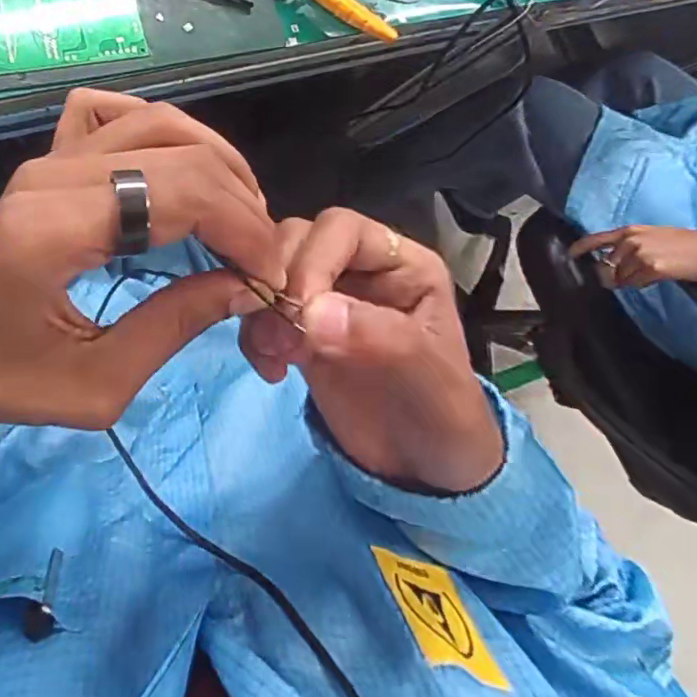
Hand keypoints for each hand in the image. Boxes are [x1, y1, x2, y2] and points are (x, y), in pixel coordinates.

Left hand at [0, 97, 280, 431]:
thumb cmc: (3, 381)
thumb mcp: (97, 384)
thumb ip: (175, 325)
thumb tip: (246, 284)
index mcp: (53, 232)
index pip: (180, 192)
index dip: (243, 228)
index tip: (269, 275)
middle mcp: (47, 176)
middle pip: (176, 150)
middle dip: (238, 200)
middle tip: (258, 254)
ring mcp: (43, 160)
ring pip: (152, 121)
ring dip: (211, 160)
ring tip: (236, 215)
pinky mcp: (43, 161)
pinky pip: (108, 115)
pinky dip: (157, 132)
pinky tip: (175, 171)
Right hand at [239, 209, 503, 493]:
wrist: (422, 468)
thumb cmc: (444, 418)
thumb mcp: (428, 378)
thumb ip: (379, 337)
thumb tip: (312, 311)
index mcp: (399, 263)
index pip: (340, 229)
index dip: (313, 259)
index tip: (302, 312)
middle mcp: (356, 269)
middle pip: (294, 241)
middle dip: (277, 284)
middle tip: (281, 338)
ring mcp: (321, 296)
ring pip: (267, 270)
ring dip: (258, 310)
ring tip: (276, 357)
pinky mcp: (296, 327)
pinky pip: (256, 310)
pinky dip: (252, 336)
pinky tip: (273, 371)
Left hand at [570, 225, 696, 288]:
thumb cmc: (689, 244)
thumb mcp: (654, 236)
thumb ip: (630, 245)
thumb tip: (610, 261)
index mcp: (630, 230)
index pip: (595, 239)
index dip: (580, 248)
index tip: (570, 255)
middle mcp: (630, 240)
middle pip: (606, 264)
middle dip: (612, 273)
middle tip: (630, 275)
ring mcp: (639, 254)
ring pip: (619, 275)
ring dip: (628, 280)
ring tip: (648, 275)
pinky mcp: (650, 268)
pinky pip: (633, 283)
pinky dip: (640, 284)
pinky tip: (655, 279)